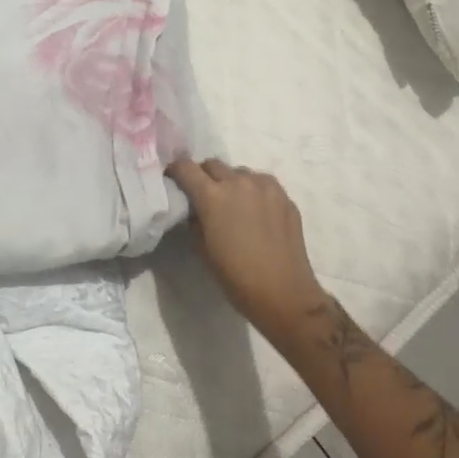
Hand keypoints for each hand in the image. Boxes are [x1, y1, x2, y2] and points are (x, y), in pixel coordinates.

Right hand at [167, 157, 326, 334]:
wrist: (283, 293)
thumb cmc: (235, 276)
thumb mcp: (202, 248)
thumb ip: (195, 219)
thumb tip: (195, 208)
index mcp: (212, 195)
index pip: (185, 167)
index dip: (175, 171)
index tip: (173, 179)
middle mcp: (238, 182)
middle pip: (213, 164)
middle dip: (204, 176)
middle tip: (204, 195)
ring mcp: (265, 187)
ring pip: (240, 172)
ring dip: (231, 182)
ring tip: (235, 205)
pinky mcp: (285, 197)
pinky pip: (263, 184)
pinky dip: (254, 191)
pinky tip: (257, 213)